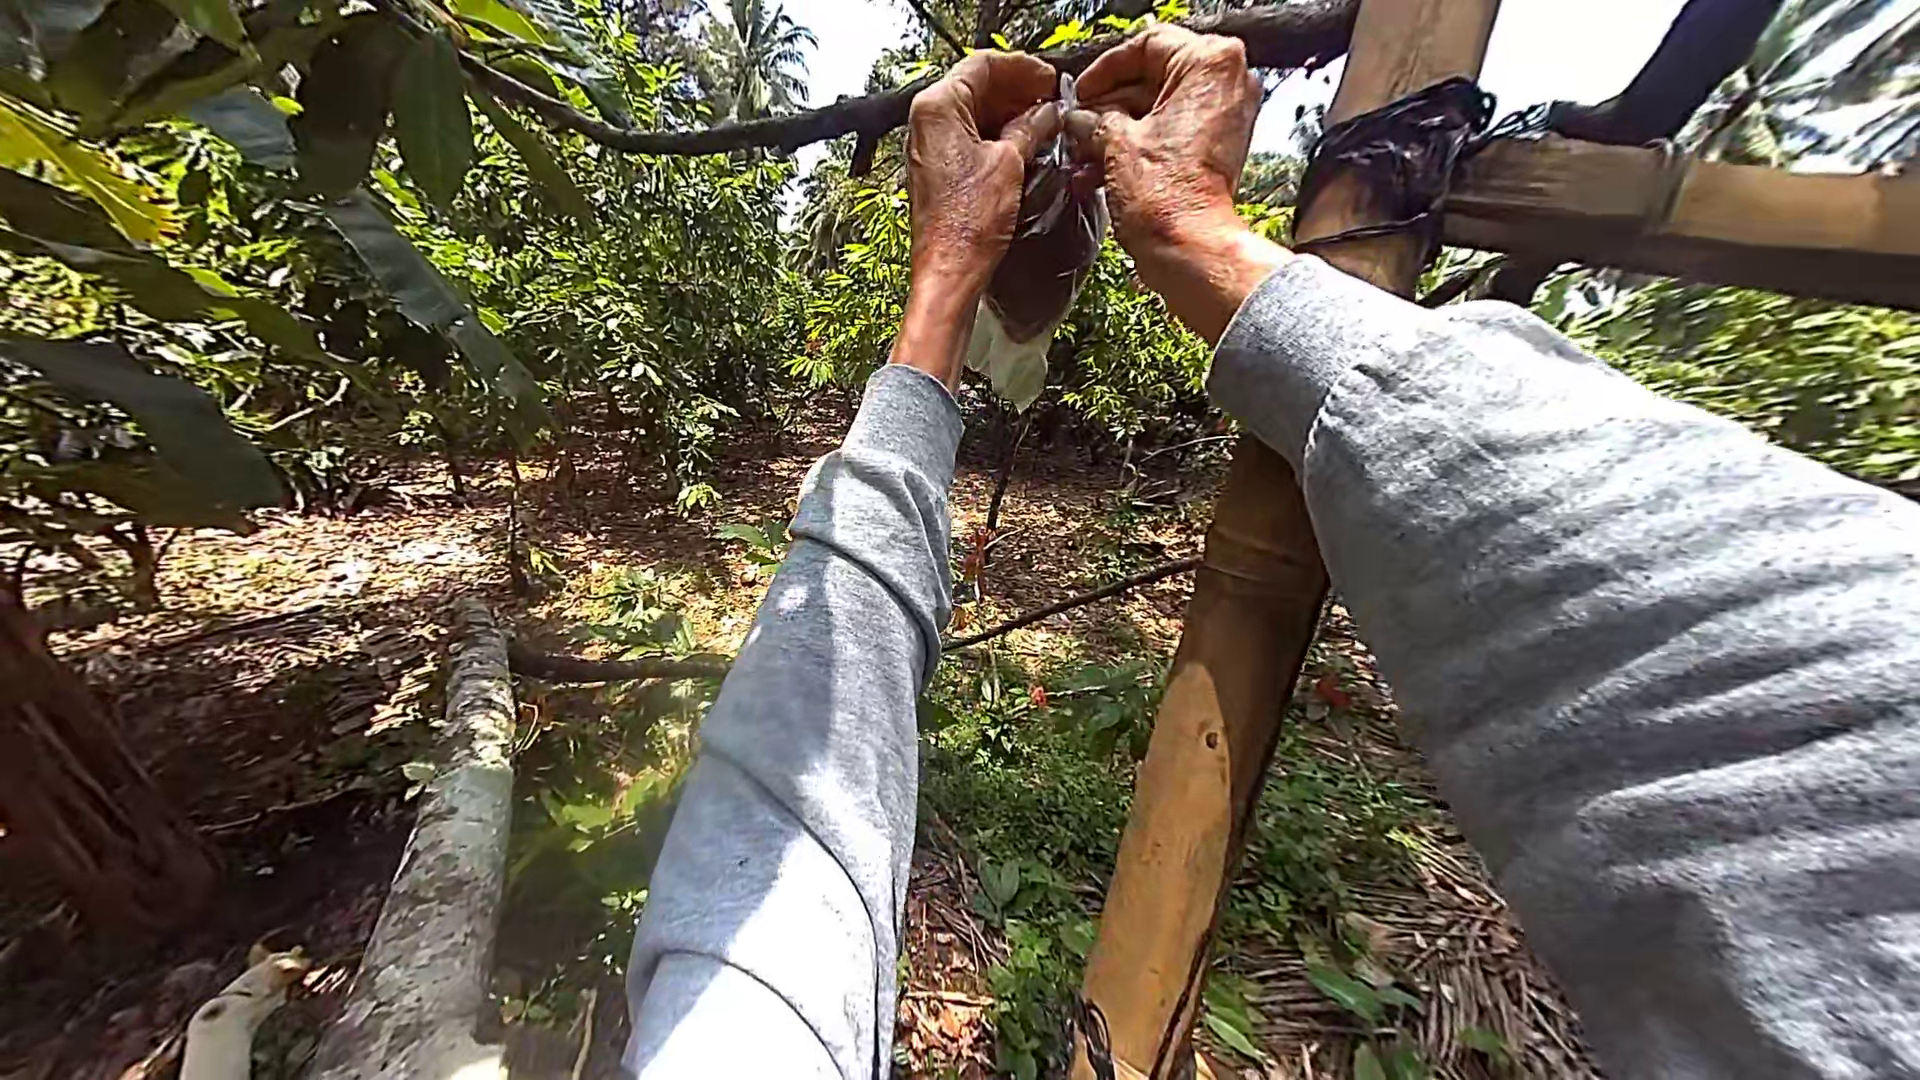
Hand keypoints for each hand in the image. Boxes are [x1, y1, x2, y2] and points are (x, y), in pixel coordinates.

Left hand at [890, 51, 1061, 388]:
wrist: (949, 275)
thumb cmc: (969, 226)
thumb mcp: (1010, 164)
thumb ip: (1030, 126)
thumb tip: (1047, 112)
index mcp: (937, 108)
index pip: (984, 66)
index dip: (1022, 69)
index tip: (1049, 80)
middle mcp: (926, 124)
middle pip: (976, 89)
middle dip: (1016, 92)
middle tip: (1050, 102)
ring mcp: (930, 151)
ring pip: (974, 117)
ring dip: (1008, 117)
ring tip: (1042, 125)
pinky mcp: (938, 177)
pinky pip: (969, 145)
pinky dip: (996, 141)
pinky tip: (1022, 148)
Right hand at [1068, 25, 1288, 342]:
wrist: (1187, 250)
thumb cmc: (1164, 199)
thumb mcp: (1115, 145)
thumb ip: (1094, 120)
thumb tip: (1078, 117)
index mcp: (1210, 63)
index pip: (1148, 45)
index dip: (1105, 69)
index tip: (1080, 92)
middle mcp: (1225, 84)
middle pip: (1152, 81)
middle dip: (1107, 109)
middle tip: (1076, 128)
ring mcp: (1220, 121)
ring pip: (1155, 114)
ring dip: (1113, 136)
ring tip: (1081, 158)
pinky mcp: (1211, 154)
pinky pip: (1166, 139)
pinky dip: (1134, 151)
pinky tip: (1098, 172)